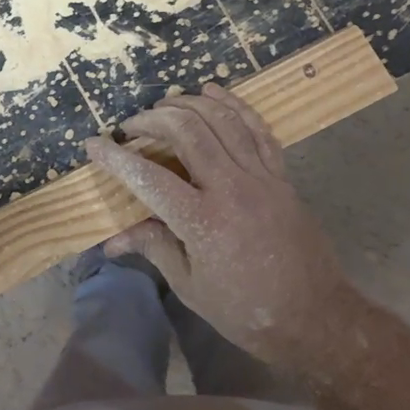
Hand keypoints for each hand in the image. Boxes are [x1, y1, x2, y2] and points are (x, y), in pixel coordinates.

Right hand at [83, 83, 355, 367]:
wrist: (316, 318)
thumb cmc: (246, 310)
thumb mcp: (191, 286)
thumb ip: (154, 248)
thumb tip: (114, 238)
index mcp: (202, 221)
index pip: (148, 178)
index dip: (116, 158)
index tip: (93, 144)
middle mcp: (230, 188)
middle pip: (186, 131)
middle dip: (151, 120)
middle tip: (131, 126)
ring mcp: (260, 177)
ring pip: (220, 119)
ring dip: (187, 104)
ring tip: (164, 104)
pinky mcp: (280, 175)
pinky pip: (256, 127)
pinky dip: (232, 104)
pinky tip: (211, 91)